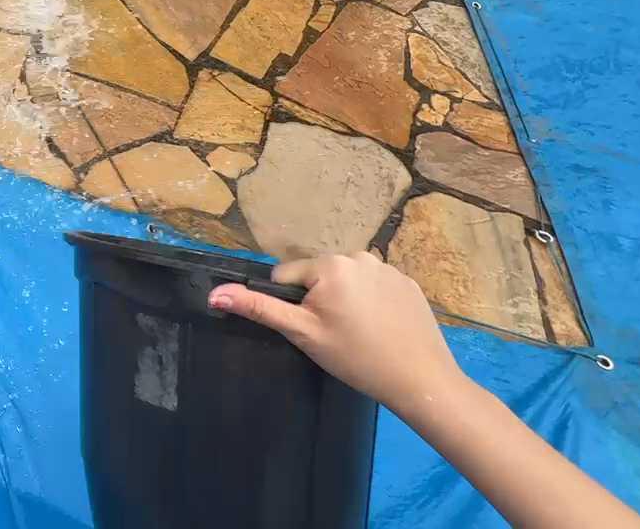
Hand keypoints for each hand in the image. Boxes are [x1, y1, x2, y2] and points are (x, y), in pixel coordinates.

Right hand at [207, 251, 467, 417]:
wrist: (425, 384)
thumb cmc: (357, 357)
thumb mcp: (302, 333)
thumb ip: (258, 308)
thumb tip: (214, 293)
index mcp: (329, 264)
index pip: (287, 277)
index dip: (293, 305)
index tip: (314, 329)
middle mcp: (357, 255)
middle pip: (317, 275)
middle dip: (319, 298)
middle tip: (336, 332)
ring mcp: (387, 267)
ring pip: (345, 279)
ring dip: (344, 297)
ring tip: (360, 330)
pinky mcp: (409, 282)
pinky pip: (373, 284)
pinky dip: (372, 300)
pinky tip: (382, 326)